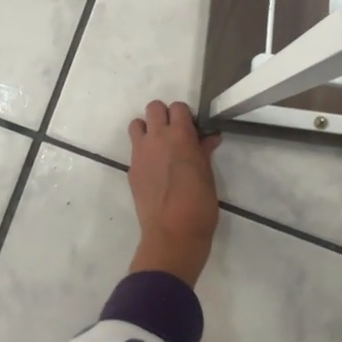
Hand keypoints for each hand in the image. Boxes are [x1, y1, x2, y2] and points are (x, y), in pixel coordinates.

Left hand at [125, 100, 221, 286]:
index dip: (185, 116)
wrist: (172, 234)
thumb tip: (209, 137)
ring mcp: (140, 153)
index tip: (192, 130)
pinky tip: (154, 169)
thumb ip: (204, 151)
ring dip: (148, 129)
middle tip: (175, 134)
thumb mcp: (208, 175)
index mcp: (180, 136)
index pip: (178, 107)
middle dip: (164, 116)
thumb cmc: (199, 205)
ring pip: (137, 124)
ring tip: (160, 147)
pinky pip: (134, 149)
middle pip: (154, 108)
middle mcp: (157, 138)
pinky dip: (143, 151)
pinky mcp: (131, 169)